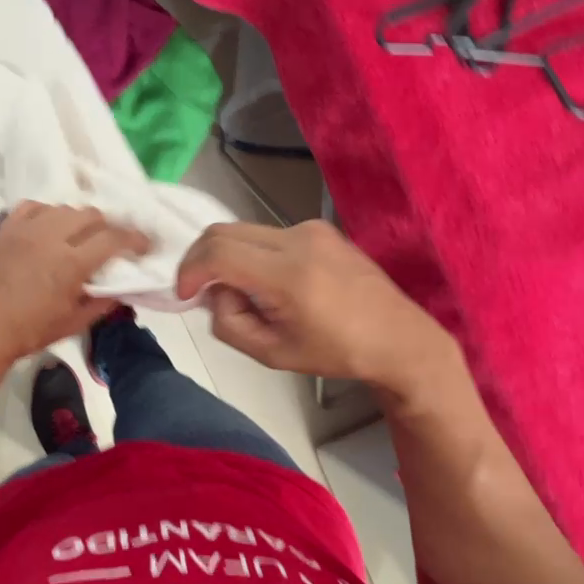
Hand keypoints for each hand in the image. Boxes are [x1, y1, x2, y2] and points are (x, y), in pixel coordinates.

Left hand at [0, 203, 150, 370]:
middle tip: (108, 242)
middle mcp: (50, 238)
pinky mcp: (5, 228)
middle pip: (91, 215)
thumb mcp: (76, 322)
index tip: (143, 244)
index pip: (113, 238)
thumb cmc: (32, 332)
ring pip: (63, 207)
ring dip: (77, 219)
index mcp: (71, 264)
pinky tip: (49, 227)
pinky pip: (33, 206)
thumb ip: (105, 301)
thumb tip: (125, 285)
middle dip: (107, 227)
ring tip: (77, 236)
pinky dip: (47, 213)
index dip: (135, 239)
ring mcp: (24, 229)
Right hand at [176, 221, 456, 393]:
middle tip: (198, 291)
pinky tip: (266, 286)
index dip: (190, 271)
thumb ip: (229, 323)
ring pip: (243, 231)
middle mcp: (299, 240)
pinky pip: (266, 235)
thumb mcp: (271, 353)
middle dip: (200, 260)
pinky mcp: (319, 229)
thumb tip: (215, 293)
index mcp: (289, 275)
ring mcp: (311, 229)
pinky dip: (251, 255)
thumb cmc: (337, 353)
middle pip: (223, 232)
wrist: (400, 339)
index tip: (183, 295)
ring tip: (240, 295)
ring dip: (227, 258)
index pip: (218, 253)